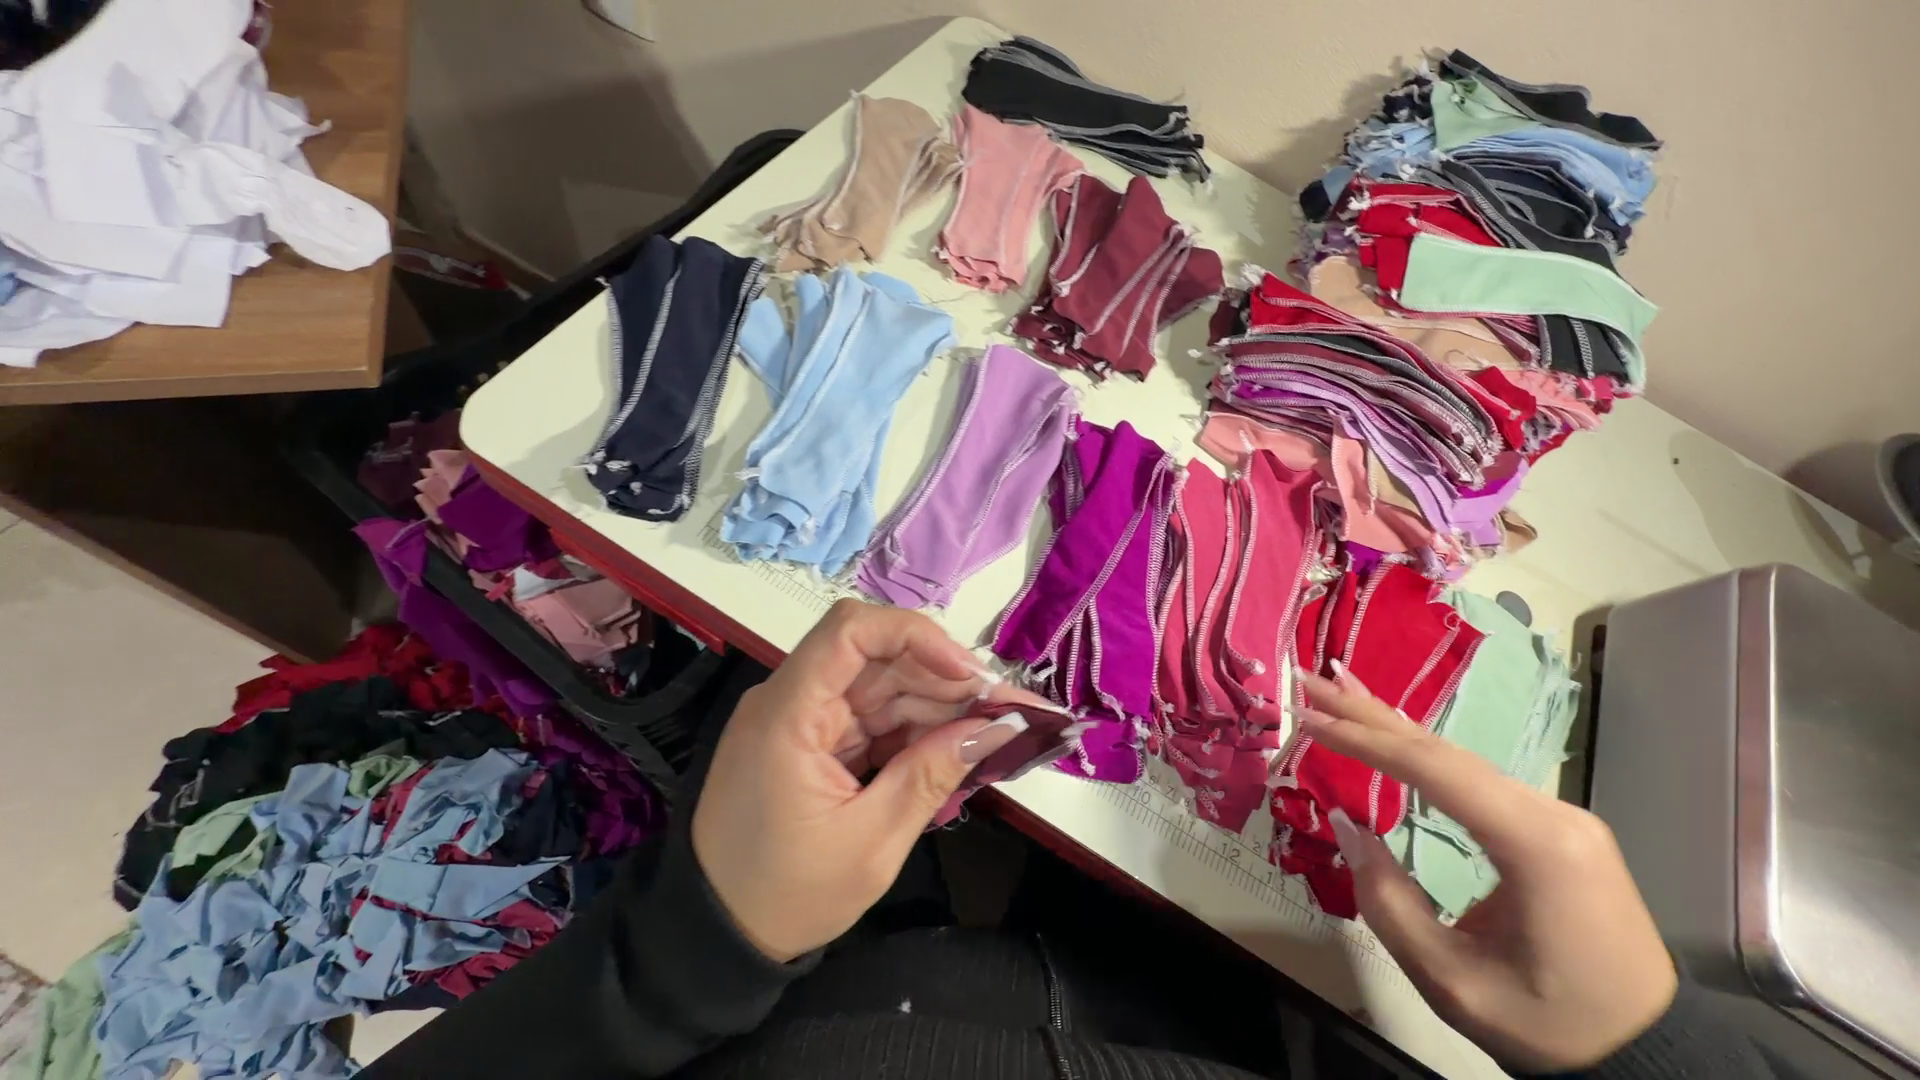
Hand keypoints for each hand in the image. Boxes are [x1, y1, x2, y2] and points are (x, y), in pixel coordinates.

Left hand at [691, 600, 1042, 962]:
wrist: (717, 935)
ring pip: (883, 687)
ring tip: (999, 728)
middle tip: (1011, 709)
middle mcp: (793, 701)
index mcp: (789, 714)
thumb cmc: (787, 895)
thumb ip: (932, 775)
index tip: (968, 675)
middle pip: (878, 659)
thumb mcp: (871, 843)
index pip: (851, 631)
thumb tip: (995, 728)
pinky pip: (873, 719)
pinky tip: (959, 744)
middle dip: (947, 679)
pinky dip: (916, 730)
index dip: (916, 636)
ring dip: (940, 705)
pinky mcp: (814, 741)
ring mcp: (804, 720)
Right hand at [1293, 665, 1676, 1071]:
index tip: (1307, 717)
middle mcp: (1554, 814)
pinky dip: (1424, 752)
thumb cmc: (1548, 1023)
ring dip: (1394, 727)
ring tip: (1338, 691)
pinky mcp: (1557, 829)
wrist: (1648, 1055)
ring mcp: (1561, 817)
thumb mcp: (1451, 979)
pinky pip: (1478, 779)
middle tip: (1310, 681)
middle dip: (1370, 714)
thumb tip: (1348, 825)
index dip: (1365, 740)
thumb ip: (1387, 901)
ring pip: (1461, 759)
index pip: (1434, 770)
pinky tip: (1395, 731)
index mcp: (1535, 845)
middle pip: (1445, 751)